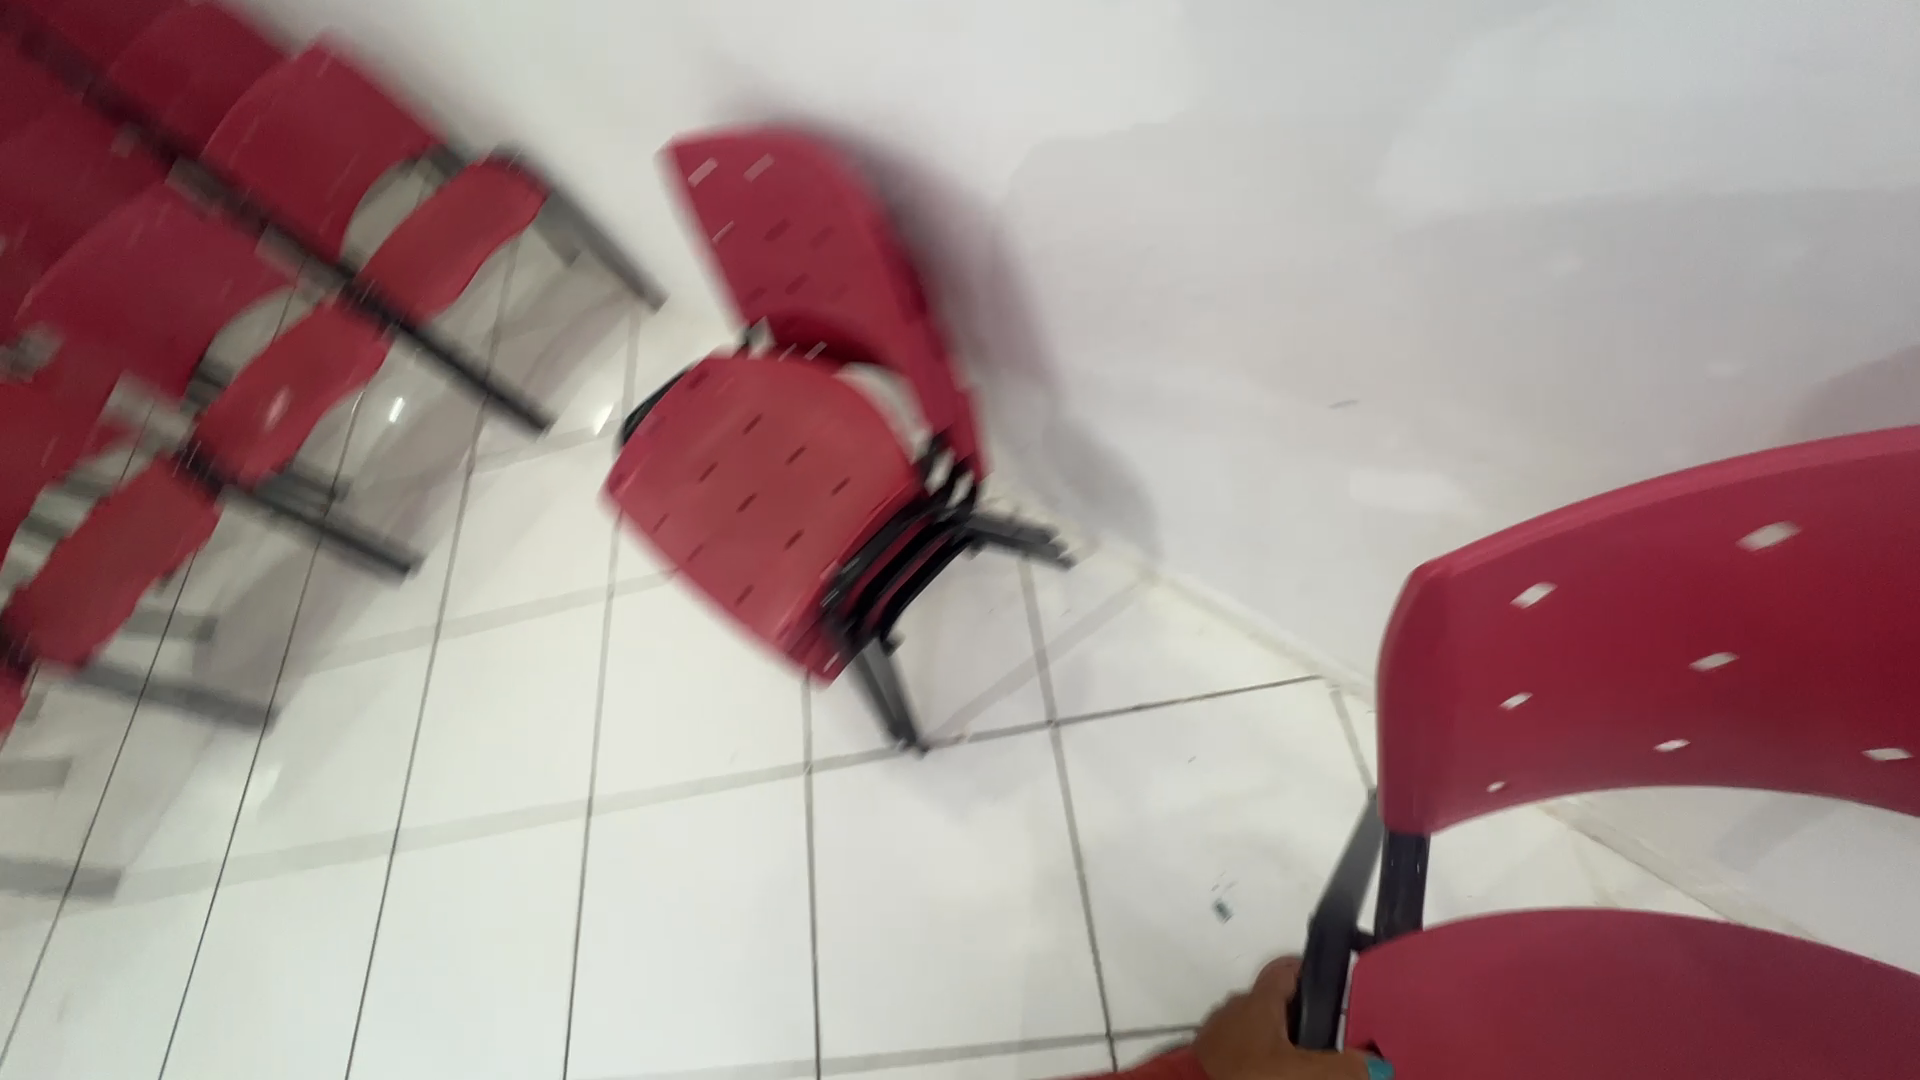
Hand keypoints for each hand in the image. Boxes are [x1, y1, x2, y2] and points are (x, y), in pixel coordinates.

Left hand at [1191, 958, 1383, 1079]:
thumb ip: (1343, 1069)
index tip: (1329, 979)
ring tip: (1307, 1066)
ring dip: (1282, 1043)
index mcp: (1258, 1001)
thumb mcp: (1301, 1074)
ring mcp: (1222, 1032)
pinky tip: (1276, 1075)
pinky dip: (1265, 1060)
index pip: (1285, 970)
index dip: (1307, 970)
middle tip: (1330, 1039)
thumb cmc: (1246, 1076)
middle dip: (1301, 1018)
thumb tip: (1379, 1064)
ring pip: (1259, 1029)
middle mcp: (1237, 1008)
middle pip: (1274, 1003)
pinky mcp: (1213, 1056)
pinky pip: (1246, 1050)